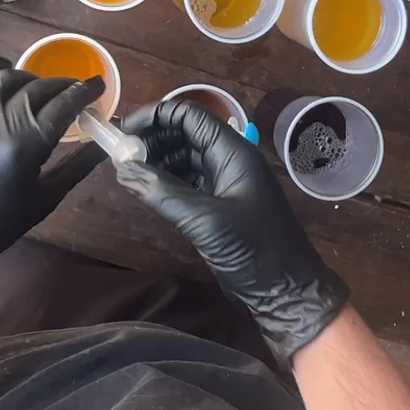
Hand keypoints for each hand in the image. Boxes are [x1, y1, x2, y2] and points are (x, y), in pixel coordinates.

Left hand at [0, 56, 105, 291]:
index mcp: (27, 145)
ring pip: (8, 77)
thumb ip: (80, 164)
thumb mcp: (49, 195)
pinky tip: (4, 68)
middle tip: (76, 91)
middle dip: (64, 85)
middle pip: (39, 89)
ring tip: (42, 89)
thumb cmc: (4, 220)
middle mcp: (0, 122)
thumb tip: (105, 142)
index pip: (64, 105)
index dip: (86, 91)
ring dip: (31, 78)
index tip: (99, 85)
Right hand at [115, 100, 349, 358]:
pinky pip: (189, 181)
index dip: (156, 116)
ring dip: (158, 161)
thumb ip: (161, 191)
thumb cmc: (254, 250)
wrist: (288, 295)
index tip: (124, 132)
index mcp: (233, 151)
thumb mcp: (204, 219)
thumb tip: (121, 168)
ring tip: (130, 174)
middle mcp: (229, 160)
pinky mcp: (220, 205)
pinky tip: (147, 191)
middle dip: (153, 139)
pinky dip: (167, 182)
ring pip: (185, 157)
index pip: (190, 115)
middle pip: (185, 133)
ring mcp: (225, 183)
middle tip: (122, 156)